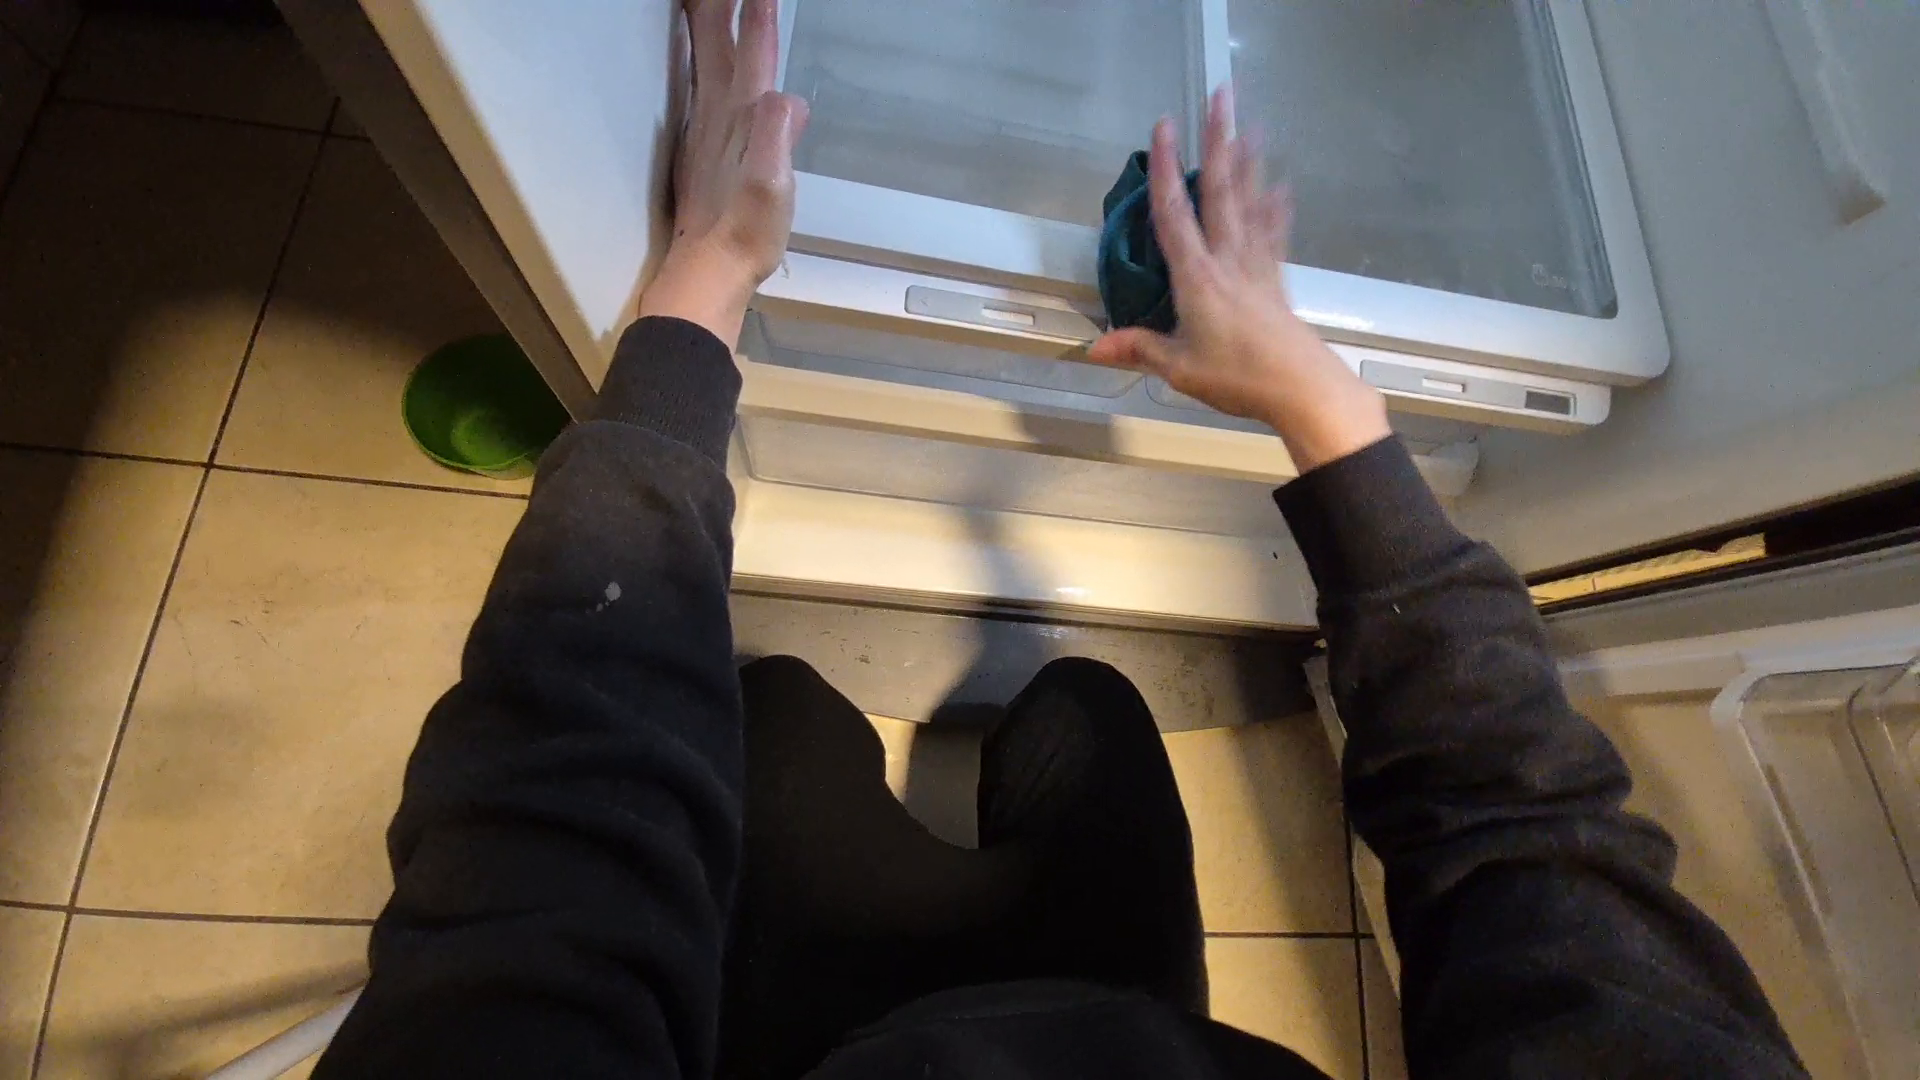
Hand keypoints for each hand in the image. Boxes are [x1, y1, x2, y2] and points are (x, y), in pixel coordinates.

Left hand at [634, 0, 809, 348]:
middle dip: (722, 4)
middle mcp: (719, 115)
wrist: (709, 268)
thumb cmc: (748, 235)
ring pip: (703, 58)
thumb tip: (789, 98)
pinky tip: (701, 57)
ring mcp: (705, 130)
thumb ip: (778, 140)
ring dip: (705, 20)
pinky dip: (699, 57)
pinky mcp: (697, 149)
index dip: (759, 12)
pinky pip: (698, 87)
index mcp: (744, 119)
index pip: (754, 51)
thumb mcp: (774, 191)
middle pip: (717, 42)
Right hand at [1086, 88, 1390, 473]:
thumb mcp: (1178, 367)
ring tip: (1250, 125)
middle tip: (1221, 97)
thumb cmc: (1235, 376)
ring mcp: (1257, 266)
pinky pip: (1275, 234)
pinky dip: (1276, 209)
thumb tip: (1091, 349)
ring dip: (1249, 162)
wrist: (1300, 387)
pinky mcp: (1277, 279)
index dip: (1165, 172)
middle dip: (1217, 143)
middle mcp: (1229, 260)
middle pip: (1221, 192)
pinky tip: (1281, 187)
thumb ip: (1138, 349)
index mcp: (1198, 278)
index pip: (1174, 217)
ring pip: (1251, 203)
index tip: (1162, 131)